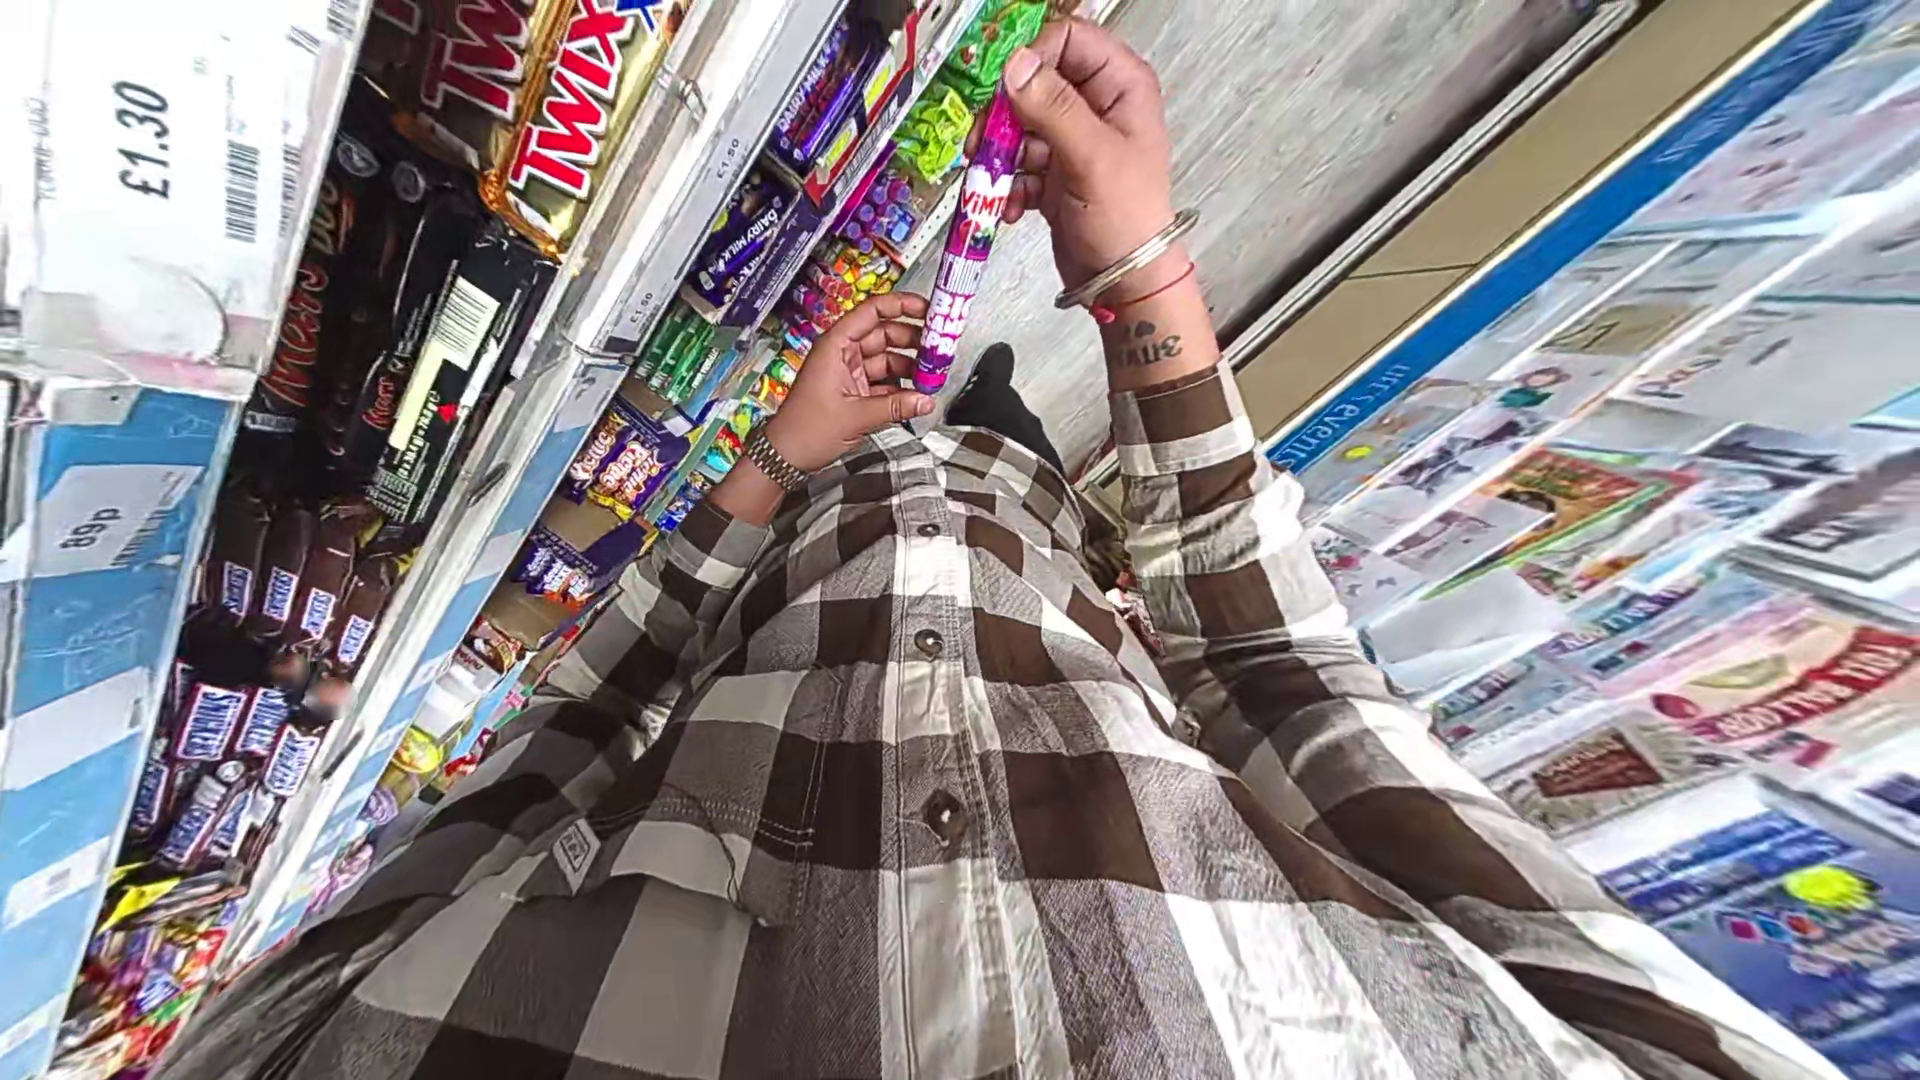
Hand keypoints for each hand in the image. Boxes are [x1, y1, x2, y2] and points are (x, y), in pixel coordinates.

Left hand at [761, 293, 934, 472]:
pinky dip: (901, 388)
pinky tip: (918, 394)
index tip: (928, 309)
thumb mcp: (856, 416)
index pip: (872, 312)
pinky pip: (884, 383)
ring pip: (887, 360)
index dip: (902, 306)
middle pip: (885, 335)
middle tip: (940, 348)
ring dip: (910, 367)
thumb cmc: (807, 429)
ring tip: (933, 375)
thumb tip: (926, 401)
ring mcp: (850, 373)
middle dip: (913, 341)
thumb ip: (895, 407)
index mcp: (837, 346)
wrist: (787, 456)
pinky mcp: (855, 393)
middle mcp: (844, 354)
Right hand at [988, 18, 1176, 293]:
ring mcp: (1071, 148)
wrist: (1121, 281)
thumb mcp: (1093, 158)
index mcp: (1119, 88)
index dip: (1032, 60)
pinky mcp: (1054, 181)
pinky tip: (1010, 207)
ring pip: (1021, 132)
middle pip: (1034, 87)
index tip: (1005, 92)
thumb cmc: (1127, 222)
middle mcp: (1094, 111)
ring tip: (991, 184)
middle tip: (983, 143)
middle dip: (1005, 118)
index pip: (1068, 41)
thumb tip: (1016, 67)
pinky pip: (1020, 171)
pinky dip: (1009, 188)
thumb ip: (1055, 109)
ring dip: (1000, 159)